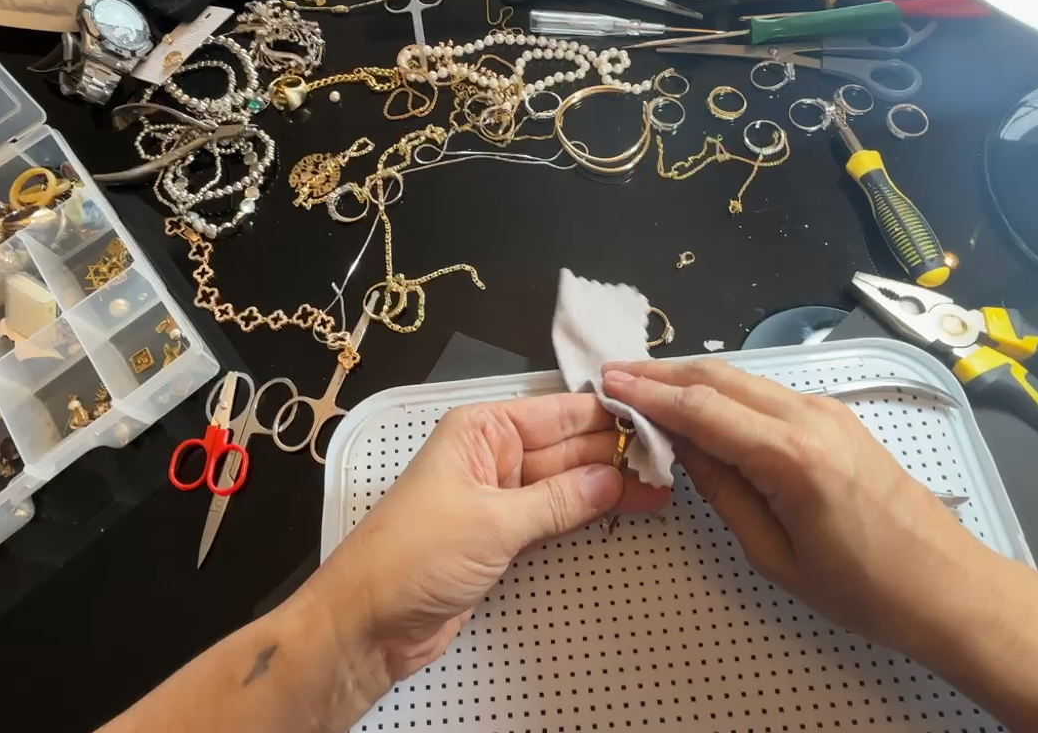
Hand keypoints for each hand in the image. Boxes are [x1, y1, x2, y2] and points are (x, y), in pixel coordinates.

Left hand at [302, 393, 670, 693]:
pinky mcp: (504, 534)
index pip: (556, 413)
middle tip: (669, 459)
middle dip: (614, 453)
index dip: (605, 415)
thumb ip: (557, 501)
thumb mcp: (492, 522)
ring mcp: (501, 495)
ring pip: (565, 482)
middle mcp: (494, 454)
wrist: (368, 624)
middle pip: (566, 446)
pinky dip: (586, 513)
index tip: (653, 418)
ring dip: (608, 486)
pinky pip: (554, 514)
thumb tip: (612, 480)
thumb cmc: (415, 555)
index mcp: (482, 429)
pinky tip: (623, 509)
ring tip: (660, 486)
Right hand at [602, 359, 995, 653]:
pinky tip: (699, 399)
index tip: (608, 382)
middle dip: (661, 372)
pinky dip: (722, 388)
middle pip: (717, 377)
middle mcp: (807, 416)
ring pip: (741, 376)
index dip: (650, 393)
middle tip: (616, 373)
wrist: (952, 586)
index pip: (701, 409)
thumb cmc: (863, 590)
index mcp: (790, 456)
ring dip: (689, 376)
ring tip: (645, 382)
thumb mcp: (774, 555)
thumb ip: (721, 490)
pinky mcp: (834, 413)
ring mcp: (824, 408)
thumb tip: (680, 445)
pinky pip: (764, 390)